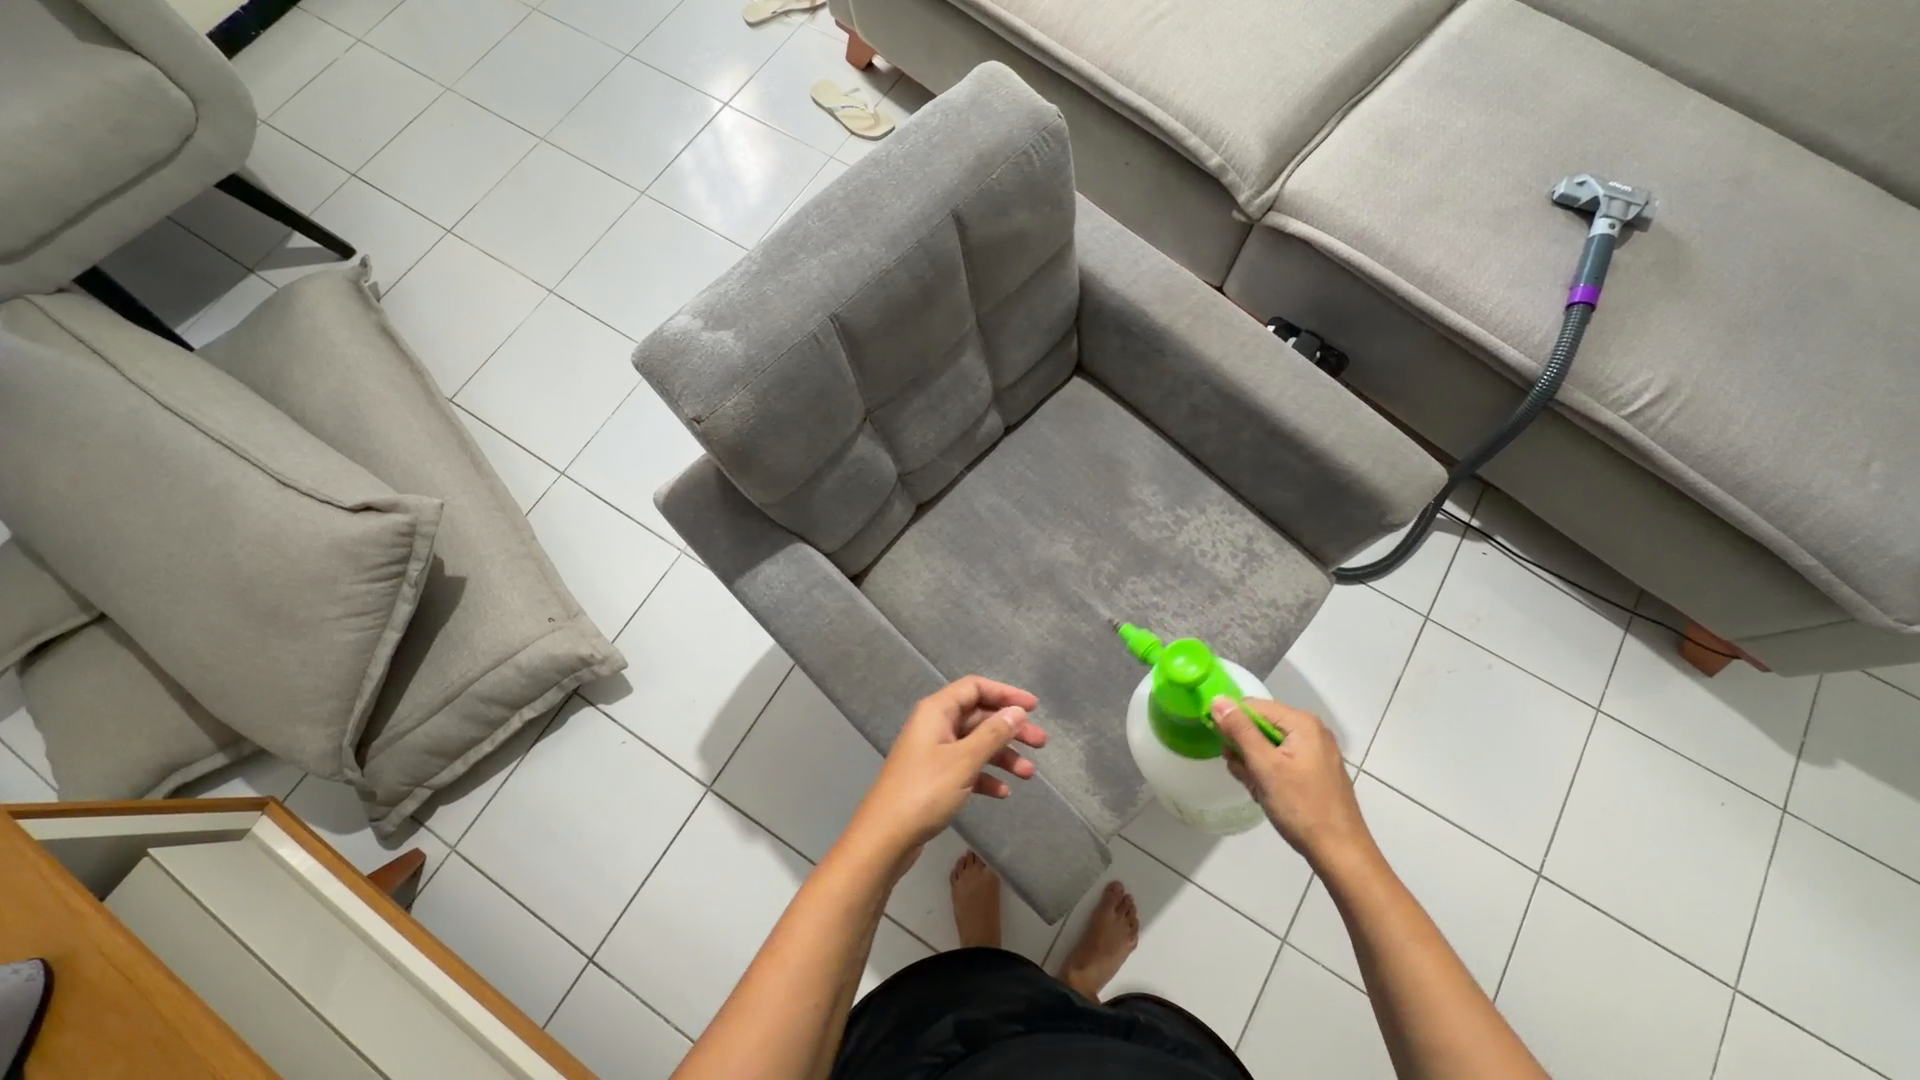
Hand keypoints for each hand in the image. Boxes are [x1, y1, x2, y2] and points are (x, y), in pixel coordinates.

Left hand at [846, 677, 1047, 857]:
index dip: (1005, 694)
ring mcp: (934, 753)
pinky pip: (967, 768)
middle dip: (1010, 729)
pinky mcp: (935, 778)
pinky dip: (986, 776)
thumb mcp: (964, 760)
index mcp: (936, 712)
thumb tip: (1017, 712)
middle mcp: (935, 726)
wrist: (886, 837)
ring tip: (1029, 774)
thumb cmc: (925, 791)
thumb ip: (993, 734)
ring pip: (976, 745)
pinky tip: (1003, 792)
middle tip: (1041, 743)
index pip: (975, 688)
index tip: (1034, 707)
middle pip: (979, 717)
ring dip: (1003, 756)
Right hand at [1213, 696, 1374, 869]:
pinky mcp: (1315, 769)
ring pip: (1267, 746)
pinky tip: (1269, 795)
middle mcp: (1311, 730)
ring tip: (1259, 790)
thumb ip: (1240, 730)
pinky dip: (1269, 775)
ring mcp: (1315, 751)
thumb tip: (1218, 700)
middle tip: (1247, 776)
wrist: (1340, 851)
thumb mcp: (1265, 766)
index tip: (1228, 753)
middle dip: (1245, 750)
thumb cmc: (1301, 806)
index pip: (1252, 706)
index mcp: (1302, 722)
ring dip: (1254, 766)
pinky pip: (1281, 761)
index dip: (1232, 724)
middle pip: (1260, 726)